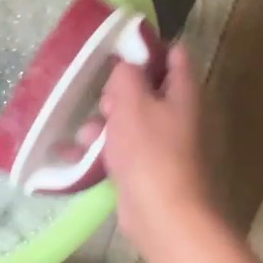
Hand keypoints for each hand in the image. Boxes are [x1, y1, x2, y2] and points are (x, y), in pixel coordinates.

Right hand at [96, 44, 213, 244]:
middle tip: (97, 101)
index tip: (113, 52)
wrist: (163, 213)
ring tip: (83, 136)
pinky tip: (78, 155)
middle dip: (116, 93)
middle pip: (146, 89)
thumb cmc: (150, 152)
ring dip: (104, 124)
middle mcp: (179, 114)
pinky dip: (102, 150)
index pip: (172, 54)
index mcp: (184, 91)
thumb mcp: (132, 103)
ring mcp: (164, 144)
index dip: (144, 49)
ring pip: (129, 122)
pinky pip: (122, 150)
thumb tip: (124, 65)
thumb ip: (126, 76)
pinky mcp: (147, 169)